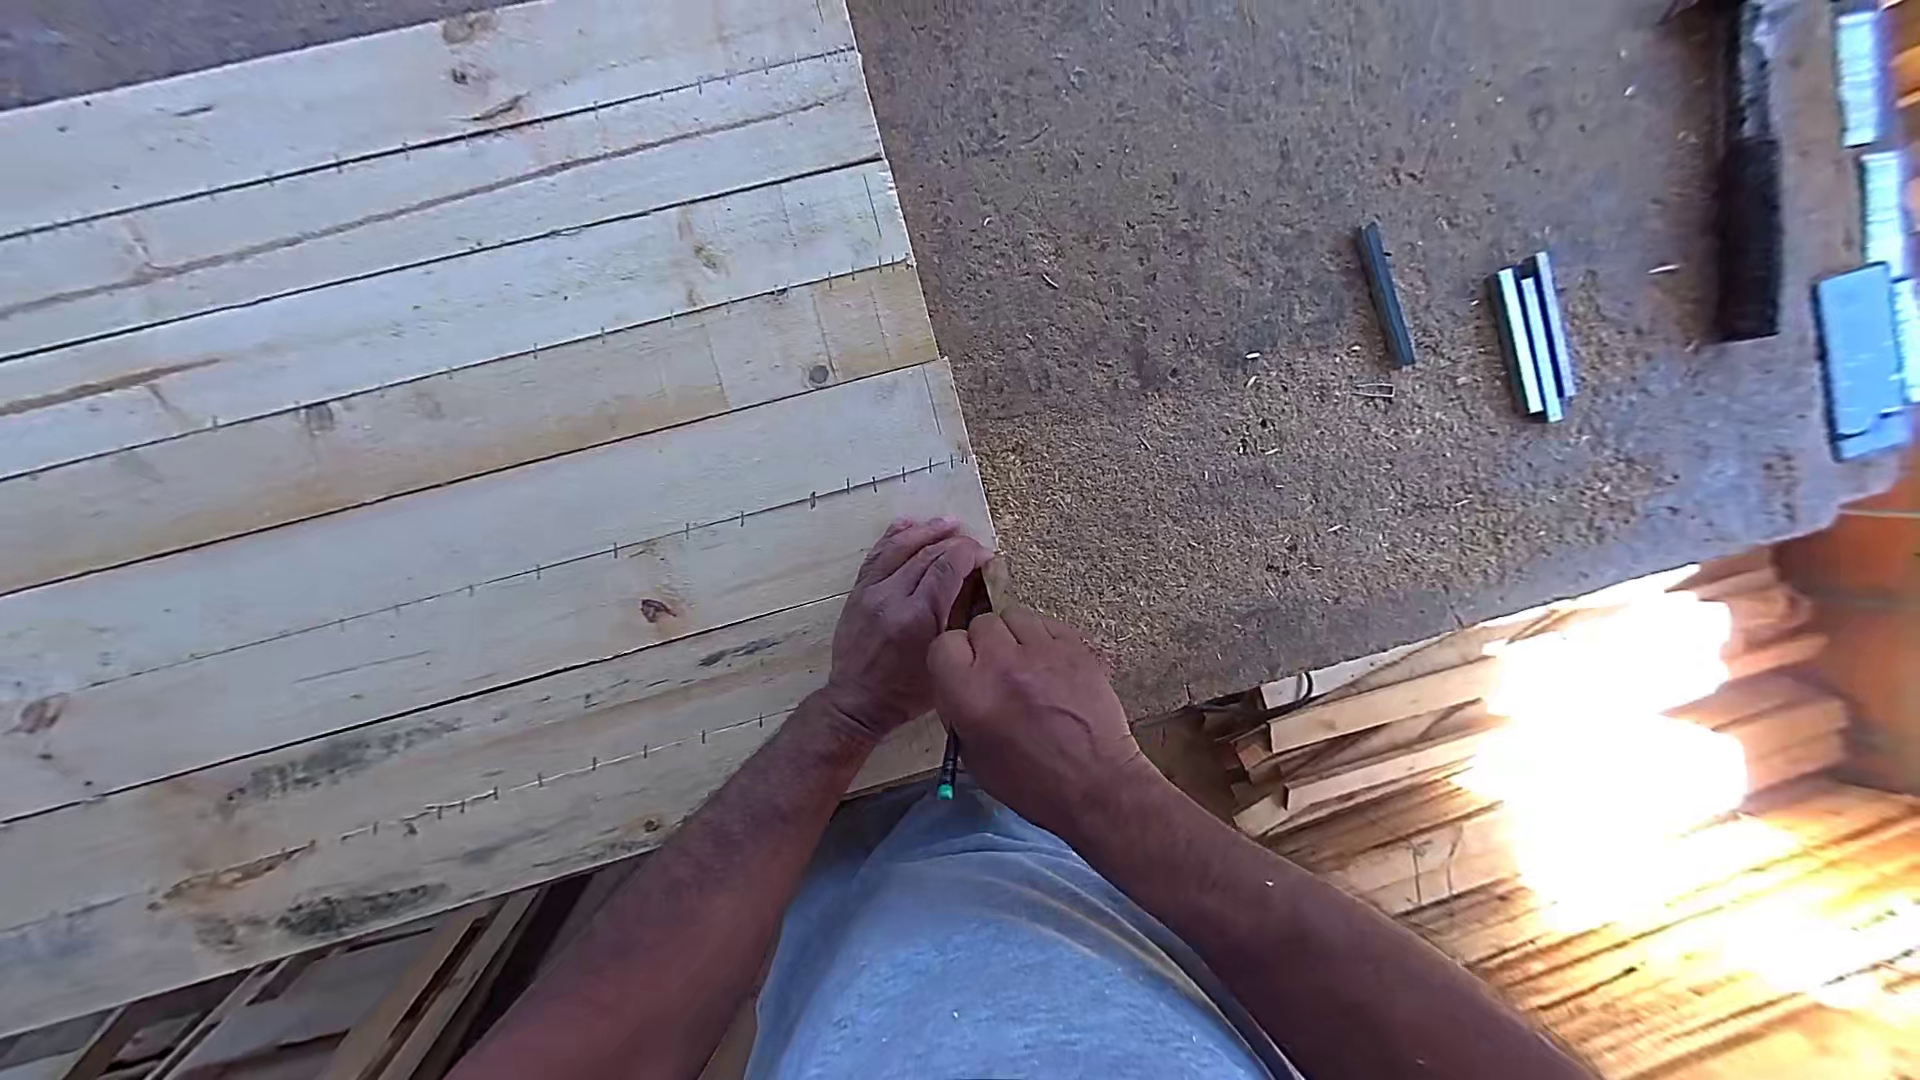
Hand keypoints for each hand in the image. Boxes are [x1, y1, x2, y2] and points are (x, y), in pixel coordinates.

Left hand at [820, 518, 992, 739]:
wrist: (857, 701)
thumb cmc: (906, 691)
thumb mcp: (943, 659)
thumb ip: (959, 620)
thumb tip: (977, 586)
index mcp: (917, 616)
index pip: (947, 568)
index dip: (970, 554)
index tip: (986, 555)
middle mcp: (892, 597)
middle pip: (927, 554)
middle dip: (955, 543)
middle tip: (974, 544)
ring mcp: (871, 592)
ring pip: (900, 547)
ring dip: (927, 531)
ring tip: (948, 523)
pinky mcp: (858, 592)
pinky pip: (877, 556)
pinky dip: (893, 537)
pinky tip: (908, 525)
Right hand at [927, 606, 1160, 837]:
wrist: (1095, 785)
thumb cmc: (1032, 782)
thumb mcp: (972, 755)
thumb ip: (958, 708)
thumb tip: (958, 680)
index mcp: (970, 694)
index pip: (944, 644)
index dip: (952, 658)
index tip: (963, 670)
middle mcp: (1002, 665)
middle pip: (980, 624)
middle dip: (984, 645)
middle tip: (997, 670)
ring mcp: (1041, 652)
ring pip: (1014, 616)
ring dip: (1014, 637)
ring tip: (1024, 663)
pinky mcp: (1075, 647)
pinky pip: (1047, 623)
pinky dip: (1043, 638)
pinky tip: (1049, 664)